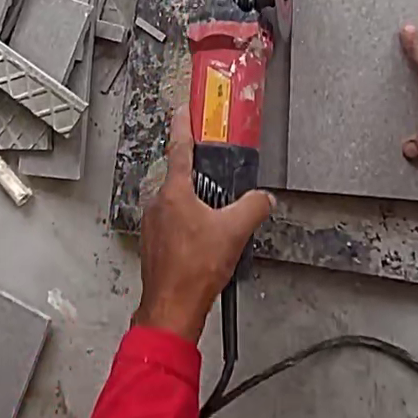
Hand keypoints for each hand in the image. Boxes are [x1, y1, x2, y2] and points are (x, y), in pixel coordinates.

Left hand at [132, 104, 273, 342]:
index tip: (182, 109)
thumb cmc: (195, 270)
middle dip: (199, 177)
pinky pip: (173, 221)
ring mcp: (153, 224)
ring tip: (215, 221)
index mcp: (175, 193)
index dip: (183, 125)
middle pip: (180, 177)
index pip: (180, 148)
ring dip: (195, 204)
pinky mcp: (153, 243)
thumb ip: (255, 205)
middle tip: (216, 181)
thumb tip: (264, 199)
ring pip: (176, 201)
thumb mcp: (236, 230)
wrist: (172, 308)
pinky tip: (204, 241)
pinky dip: (188, 223)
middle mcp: (158, 204)